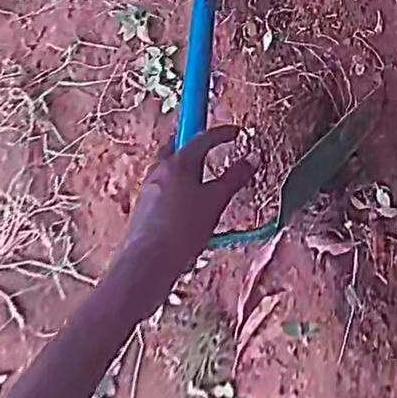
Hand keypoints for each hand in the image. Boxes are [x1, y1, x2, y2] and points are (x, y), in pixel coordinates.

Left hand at [120, 126, 255, 272]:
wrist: (146, 265)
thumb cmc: (183, 228)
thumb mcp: (216, 200)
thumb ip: (234, 177)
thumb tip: (252, 158)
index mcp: (178, 162)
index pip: (202, 137)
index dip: (222, 133)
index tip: (235, 132)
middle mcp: (160, 170)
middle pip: (178, 146)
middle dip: (195, 143)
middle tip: (212, 147)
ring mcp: (149, 189)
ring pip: (169, 166)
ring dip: (185, 164)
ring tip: (202, 175)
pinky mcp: (144, 208)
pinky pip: (163, 185)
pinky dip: (177, 183)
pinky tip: (187, 200)